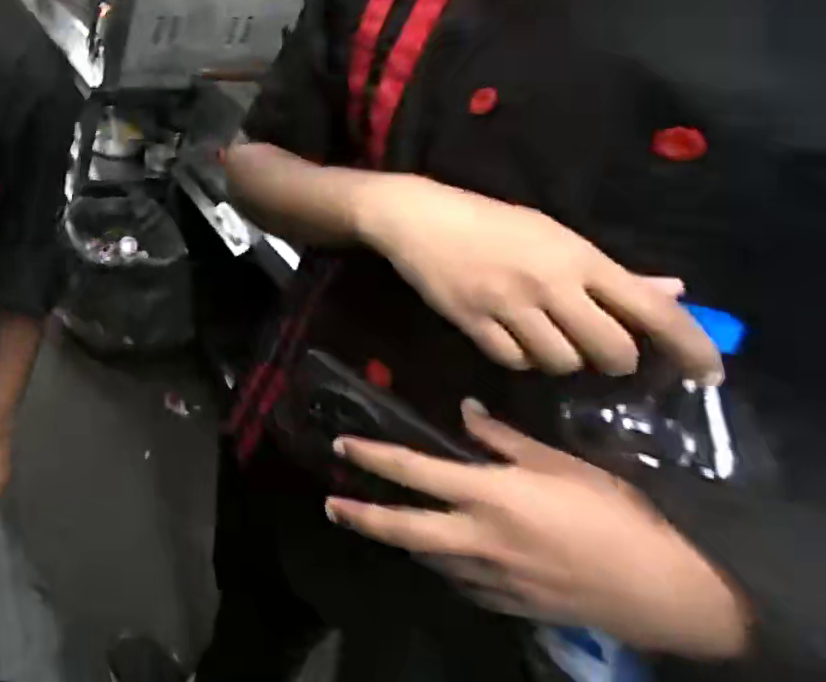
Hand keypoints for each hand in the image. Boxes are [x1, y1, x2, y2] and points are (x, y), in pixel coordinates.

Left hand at [327, 400, 751, 660]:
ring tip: (376, 527)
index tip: (339, 445)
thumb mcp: (562, 465)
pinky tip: (438, 561)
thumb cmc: (621, 519)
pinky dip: (444, 570)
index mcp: (486, 495)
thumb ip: (504, 439)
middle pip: (401, 527)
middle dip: (360, 516)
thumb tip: (464, 410)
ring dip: (400, 542)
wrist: (684, 596)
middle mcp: (478, 535)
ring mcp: (494, 575)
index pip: (409, 469)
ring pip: (429, 558)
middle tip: (330, 505)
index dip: (369, 455)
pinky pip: (464, 586)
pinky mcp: (515, 604)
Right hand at [355, 174, 719, 380]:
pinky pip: (511, 358)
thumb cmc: (484, 219)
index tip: (706, 374)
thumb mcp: (549, 234)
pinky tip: (511, 342)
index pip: (655, 312)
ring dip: (562, 360)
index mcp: (577, 259)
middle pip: (610, 349)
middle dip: (613, 360)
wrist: (411, 216)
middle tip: (598, 352)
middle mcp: (548, 284)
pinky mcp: (466, 316)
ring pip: (560, 360)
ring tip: (547, 344)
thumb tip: (670, 293)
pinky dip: (519, 358)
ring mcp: (504, 303)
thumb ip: (608, 270)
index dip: (691, 349)